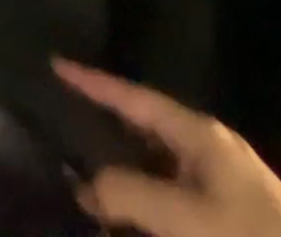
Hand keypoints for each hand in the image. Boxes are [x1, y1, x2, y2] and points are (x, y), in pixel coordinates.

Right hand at [54, 60, 280, 236]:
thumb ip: (129, 193)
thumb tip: (87, 187)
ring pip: (154, 163)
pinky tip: (123, 213)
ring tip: (79, 167)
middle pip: (144, 124)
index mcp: (201, 136)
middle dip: (103, 121)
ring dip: (120, 167)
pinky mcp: (225, 215)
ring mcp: (221, 184)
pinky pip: (168, 194)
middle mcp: (209, 150)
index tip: (55, 62)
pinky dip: (141, 198)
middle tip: (59, 113)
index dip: (93, 81)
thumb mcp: (187, 217)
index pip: (135, 97)